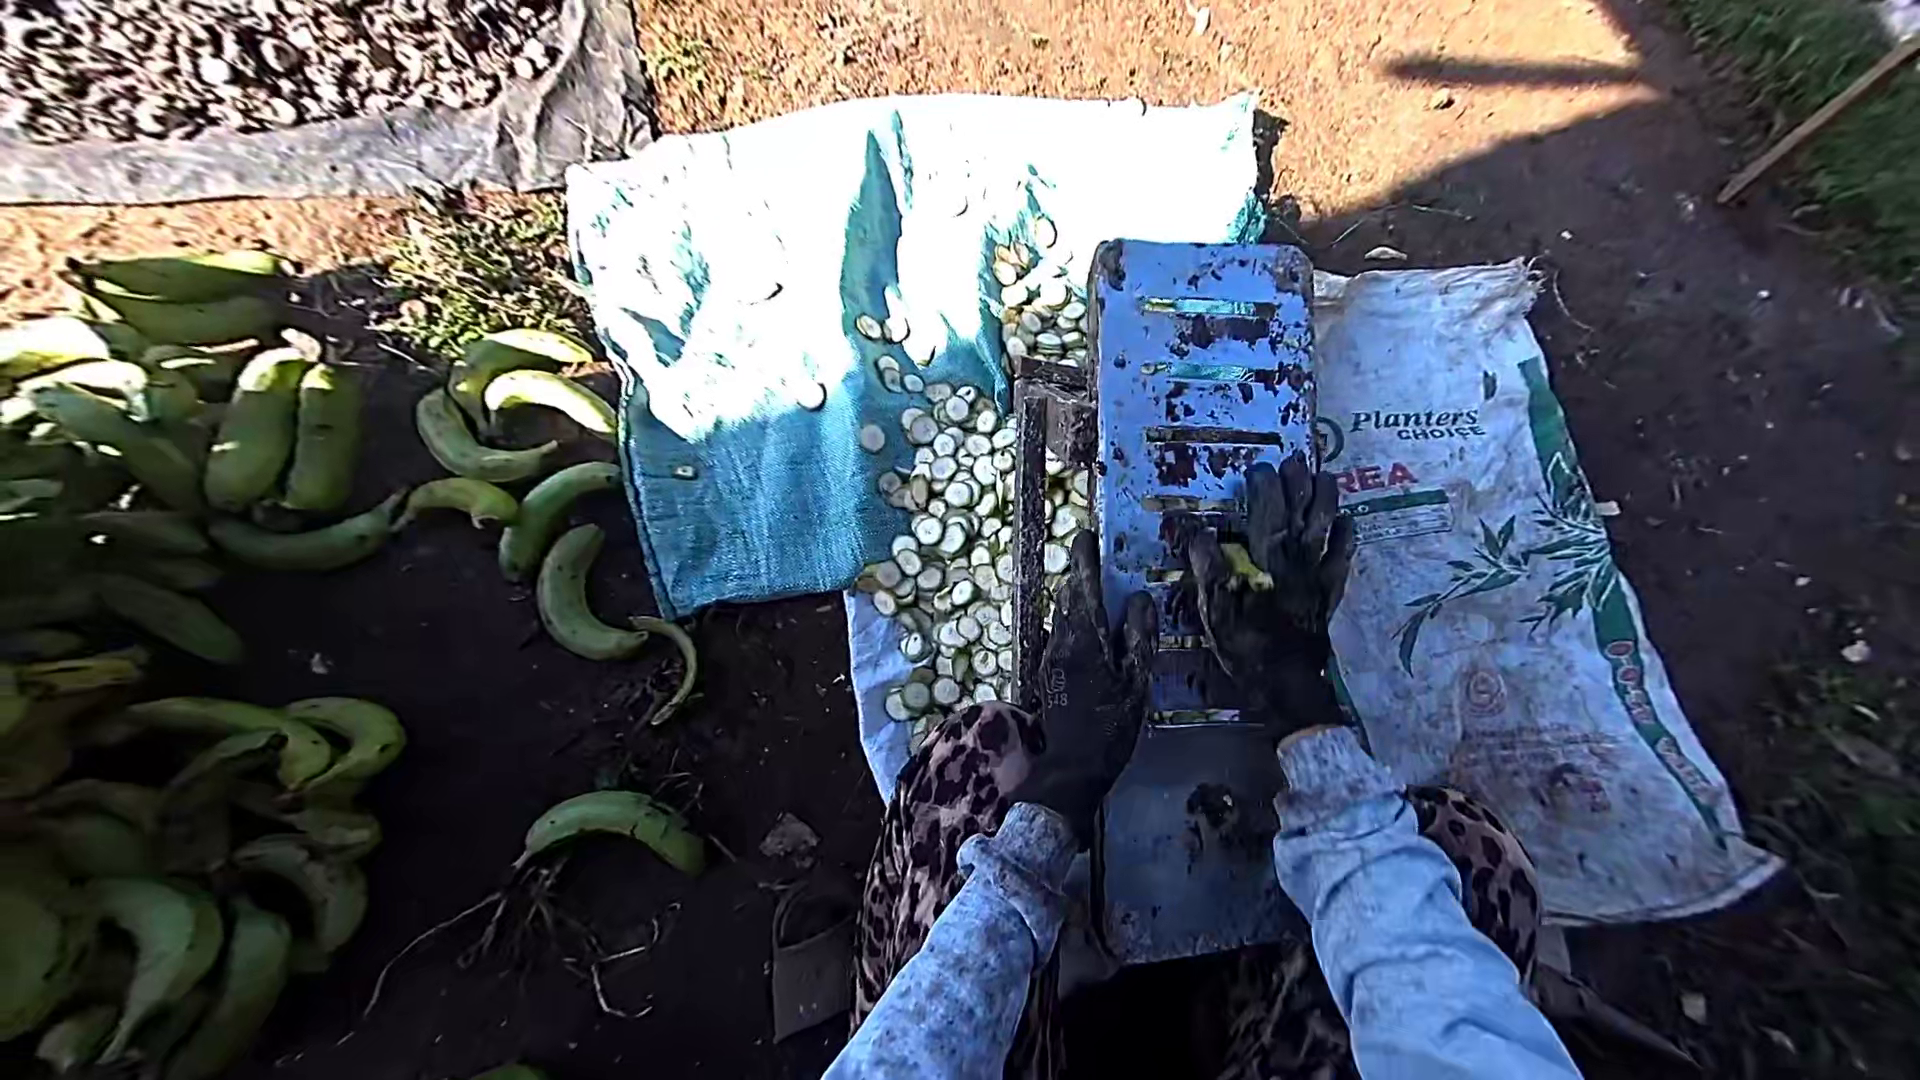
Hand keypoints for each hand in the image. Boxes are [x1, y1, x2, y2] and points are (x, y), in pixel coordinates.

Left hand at [1012, 532, 1157, 846]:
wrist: (1073, 763)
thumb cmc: (1112, 725)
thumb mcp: (1135, 683)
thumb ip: (1137, 637)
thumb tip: (1139, 598)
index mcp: (1085, 640)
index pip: (1082, 587)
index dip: (1084, 558)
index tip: (1084, 534)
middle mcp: (1061, 641)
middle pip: (1067, 596)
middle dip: (1079, 574)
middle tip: (1096, 559)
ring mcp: (1050, 654)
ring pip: (1061, 614)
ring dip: (1075, 596)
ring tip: (1094, 588)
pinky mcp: (1046, 668)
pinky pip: (1058, 631)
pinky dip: (1071, 618)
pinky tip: (1087, 627)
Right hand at [1163, 454, 1356, 740]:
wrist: (1286, 684)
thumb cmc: (1244, 647)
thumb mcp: (1213, 612)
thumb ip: (1208, 570)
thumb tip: (1198, 532)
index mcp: (1263, 564)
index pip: (1265, 516)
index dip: (1264, 489)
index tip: (1259, 468)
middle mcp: (1293, 563)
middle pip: (1298, 515)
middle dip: (1298, 485)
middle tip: (1296, 459)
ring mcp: (1317, 577)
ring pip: (1325, 530)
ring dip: (1327, 501)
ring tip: (1327, 476)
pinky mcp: (1331, 593)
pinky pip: (1344, 559)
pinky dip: (1348, 538)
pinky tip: (1351, 520)